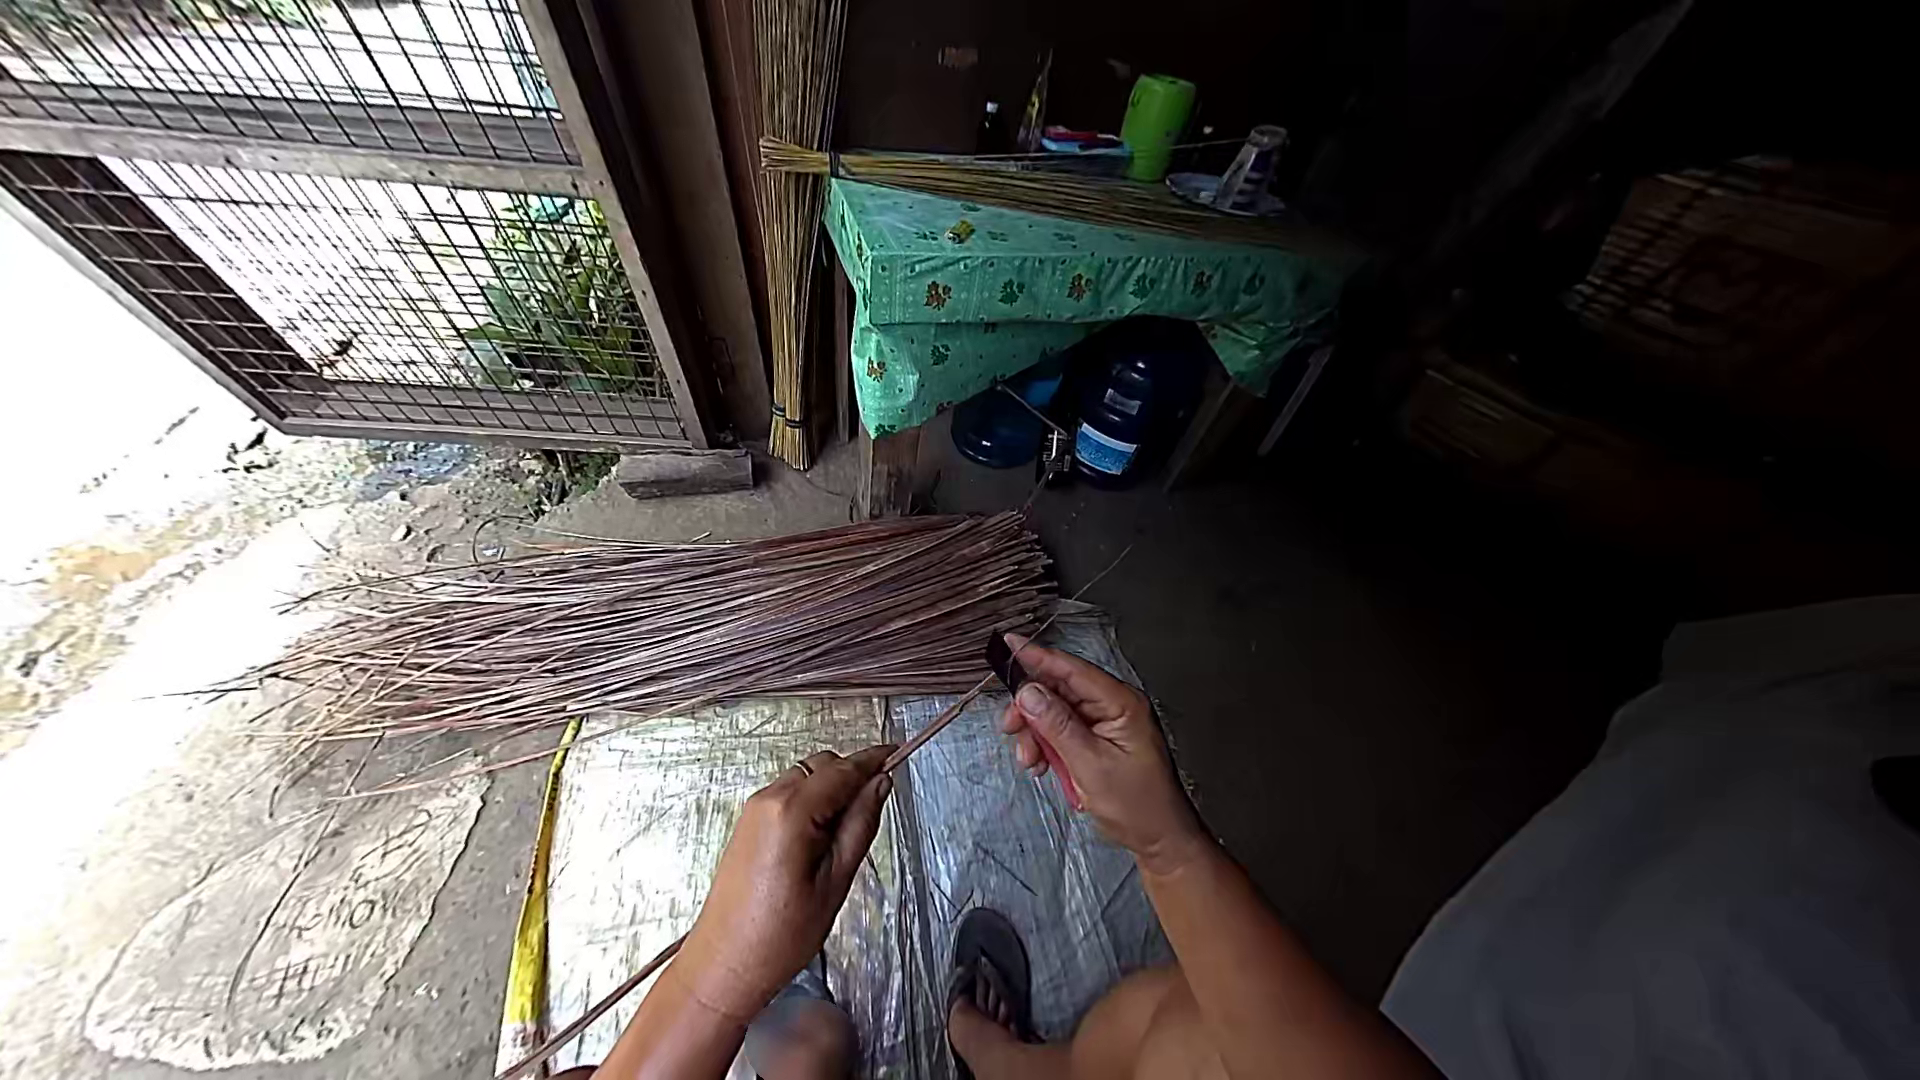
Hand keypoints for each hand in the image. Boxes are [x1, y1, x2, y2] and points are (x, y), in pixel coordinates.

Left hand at [676, 745, 894, 1022]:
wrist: (721, 968)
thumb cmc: (780, 936)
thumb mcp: (835, 881)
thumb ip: (861, 823)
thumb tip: (880, 783)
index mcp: (792, 811)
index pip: (843, 769)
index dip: (873, 759)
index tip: (897, 753)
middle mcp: (769, 798)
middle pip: (823, 764)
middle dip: (853, 774)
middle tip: (877, 804)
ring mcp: (755, 808)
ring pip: (807, 775)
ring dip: (833, 786)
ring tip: (848, 829)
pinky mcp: (749, 821)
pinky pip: (790, 791)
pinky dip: (814, 797)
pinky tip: (823, 834)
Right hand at [999, 634, 1210, 875]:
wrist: (1160, 841)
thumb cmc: (1138, 804)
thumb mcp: (1091, 764)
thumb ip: (1057, 725)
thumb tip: (1028, 691)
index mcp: (1120, 702)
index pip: (1072, 669)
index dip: (1038, 656)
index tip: (1009, 644)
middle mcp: (1110, 705)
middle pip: (1057, 691)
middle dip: (1030, 709)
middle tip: (1009, 727)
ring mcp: (1102, 723)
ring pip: (1053, 712)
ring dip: (1035, 734)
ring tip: (1031, 760)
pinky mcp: (1094, 740)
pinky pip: (1059, 732)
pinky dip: (1045, 746)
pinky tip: (1042, 765)